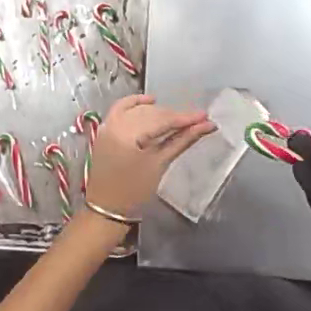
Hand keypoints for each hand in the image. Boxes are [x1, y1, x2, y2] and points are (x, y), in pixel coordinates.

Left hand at [84, 95, 215, 216]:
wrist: (107, 208)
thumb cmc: (134, 192)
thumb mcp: (159, 165)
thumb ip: (182, 140)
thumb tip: (206, 126)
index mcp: (127, 135)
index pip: (162, 120)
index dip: (185, 118)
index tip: (205, 117)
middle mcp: (114, 125)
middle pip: (151, 113)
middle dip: (174, 116)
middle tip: (197, 121)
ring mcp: (106, 126)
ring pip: (138, 111)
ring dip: (158, 112)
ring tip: (178, 120)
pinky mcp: (104, 130)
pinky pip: (120, 108)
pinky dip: (135, 103)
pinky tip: (150, 101)